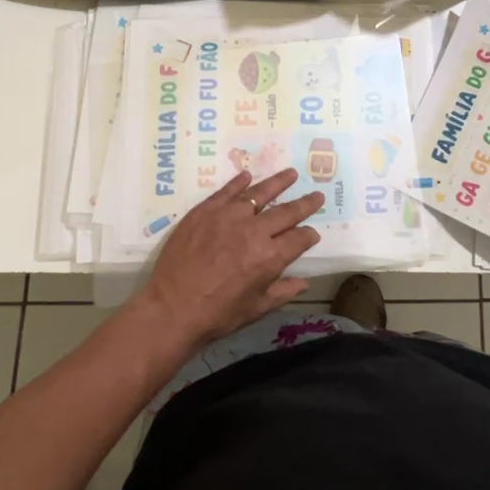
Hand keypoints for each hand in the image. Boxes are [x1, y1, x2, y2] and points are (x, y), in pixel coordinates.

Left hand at [132, 168, 323, 349]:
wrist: (172, 309)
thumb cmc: (217, 315)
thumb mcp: (256, 309)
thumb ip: (282, 292)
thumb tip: (304, 282)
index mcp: (270, 257)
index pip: (299, 239)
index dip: (309, 236)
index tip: (313, 233)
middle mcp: (254, 231)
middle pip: (286, 212)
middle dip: (305, 204)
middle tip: (317, 195)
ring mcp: (229, 217)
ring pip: (259, 193)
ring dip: (278, 183)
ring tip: (291, 174)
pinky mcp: (205, 211)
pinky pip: (227, 192)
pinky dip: (239, 182)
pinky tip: (247, 176)